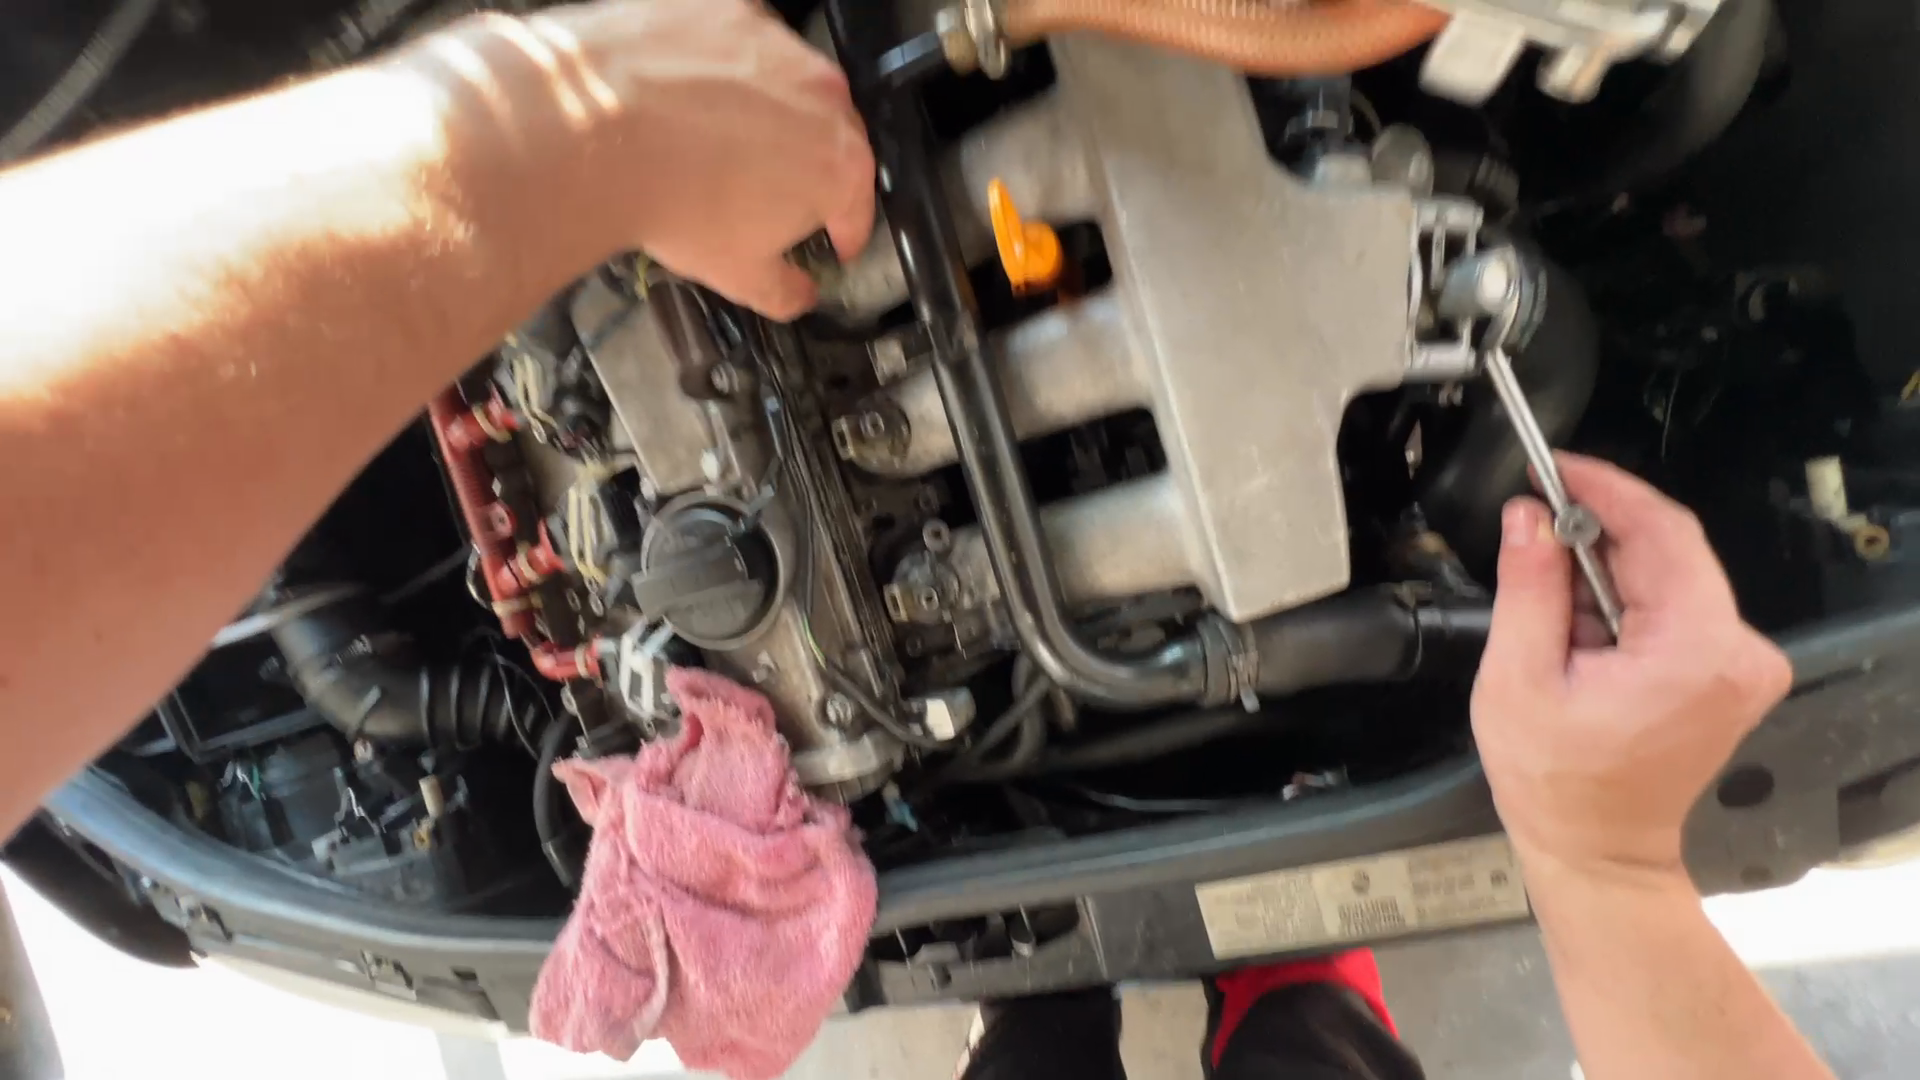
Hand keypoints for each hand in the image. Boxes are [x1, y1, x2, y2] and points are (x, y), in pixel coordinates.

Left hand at [418, 0, 875, 319]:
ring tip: (723, 150)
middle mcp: (821, 95)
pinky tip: (694, 104)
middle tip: (772, 198)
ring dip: (770, 120)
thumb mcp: (743, 278)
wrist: (591, 129)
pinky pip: (741, 47)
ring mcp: (774, 42)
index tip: (833, 242)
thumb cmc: (672, 198)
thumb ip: (789, 293)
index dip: (845, 234)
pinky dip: (726, 74)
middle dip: (809, 173)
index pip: (859, 208)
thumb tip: (798, 293)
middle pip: (831, 142)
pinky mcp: (725, 6)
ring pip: (789, 90)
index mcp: (841, 166)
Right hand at [1470, 454, 1791, 882]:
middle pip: (1665, 552)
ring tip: (1544, 622)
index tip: (1551, 466)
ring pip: (1661, 575)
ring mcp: (1737, 660)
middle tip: (1525, 533)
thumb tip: (1527, 516)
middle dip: (1589, 534)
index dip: (1604, 490)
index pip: (1663, 534)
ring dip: (1594, 574)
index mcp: (1694, 650)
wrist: (1594, 838)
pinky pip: (1666, 602)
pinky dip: (1612, 599)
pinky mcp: (1722, 667)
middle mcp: (1737, 650)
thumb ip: (1527, 587)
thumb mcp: (1516, 674)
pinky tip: (1572, 633)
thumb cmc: (1550, 771)